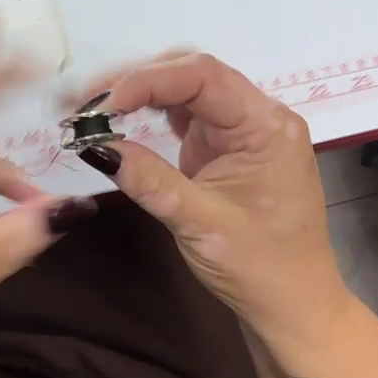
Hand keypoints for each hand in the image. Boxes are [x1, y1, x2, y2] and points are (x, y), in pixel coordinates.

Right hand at [71, 50, 352, 338]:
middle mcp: (257, 117)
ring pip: (186, 91)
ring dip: (139, 94)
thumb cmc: (257, 266)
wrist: (291, 303)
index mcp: (265, 127)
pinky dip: (150, 114)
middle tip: (86, 102)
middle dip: (137, 80)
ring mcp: (241, 131)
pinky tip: (120, 119)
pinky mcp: (225, 148)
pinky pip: (186, 116)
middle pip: (192, 74)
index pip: (202, 77)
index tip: (101, 107)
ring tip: (94, 109)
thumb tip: (94, 147)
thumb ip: (148, 180)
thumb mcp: (198, 223)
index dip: (147, 81)